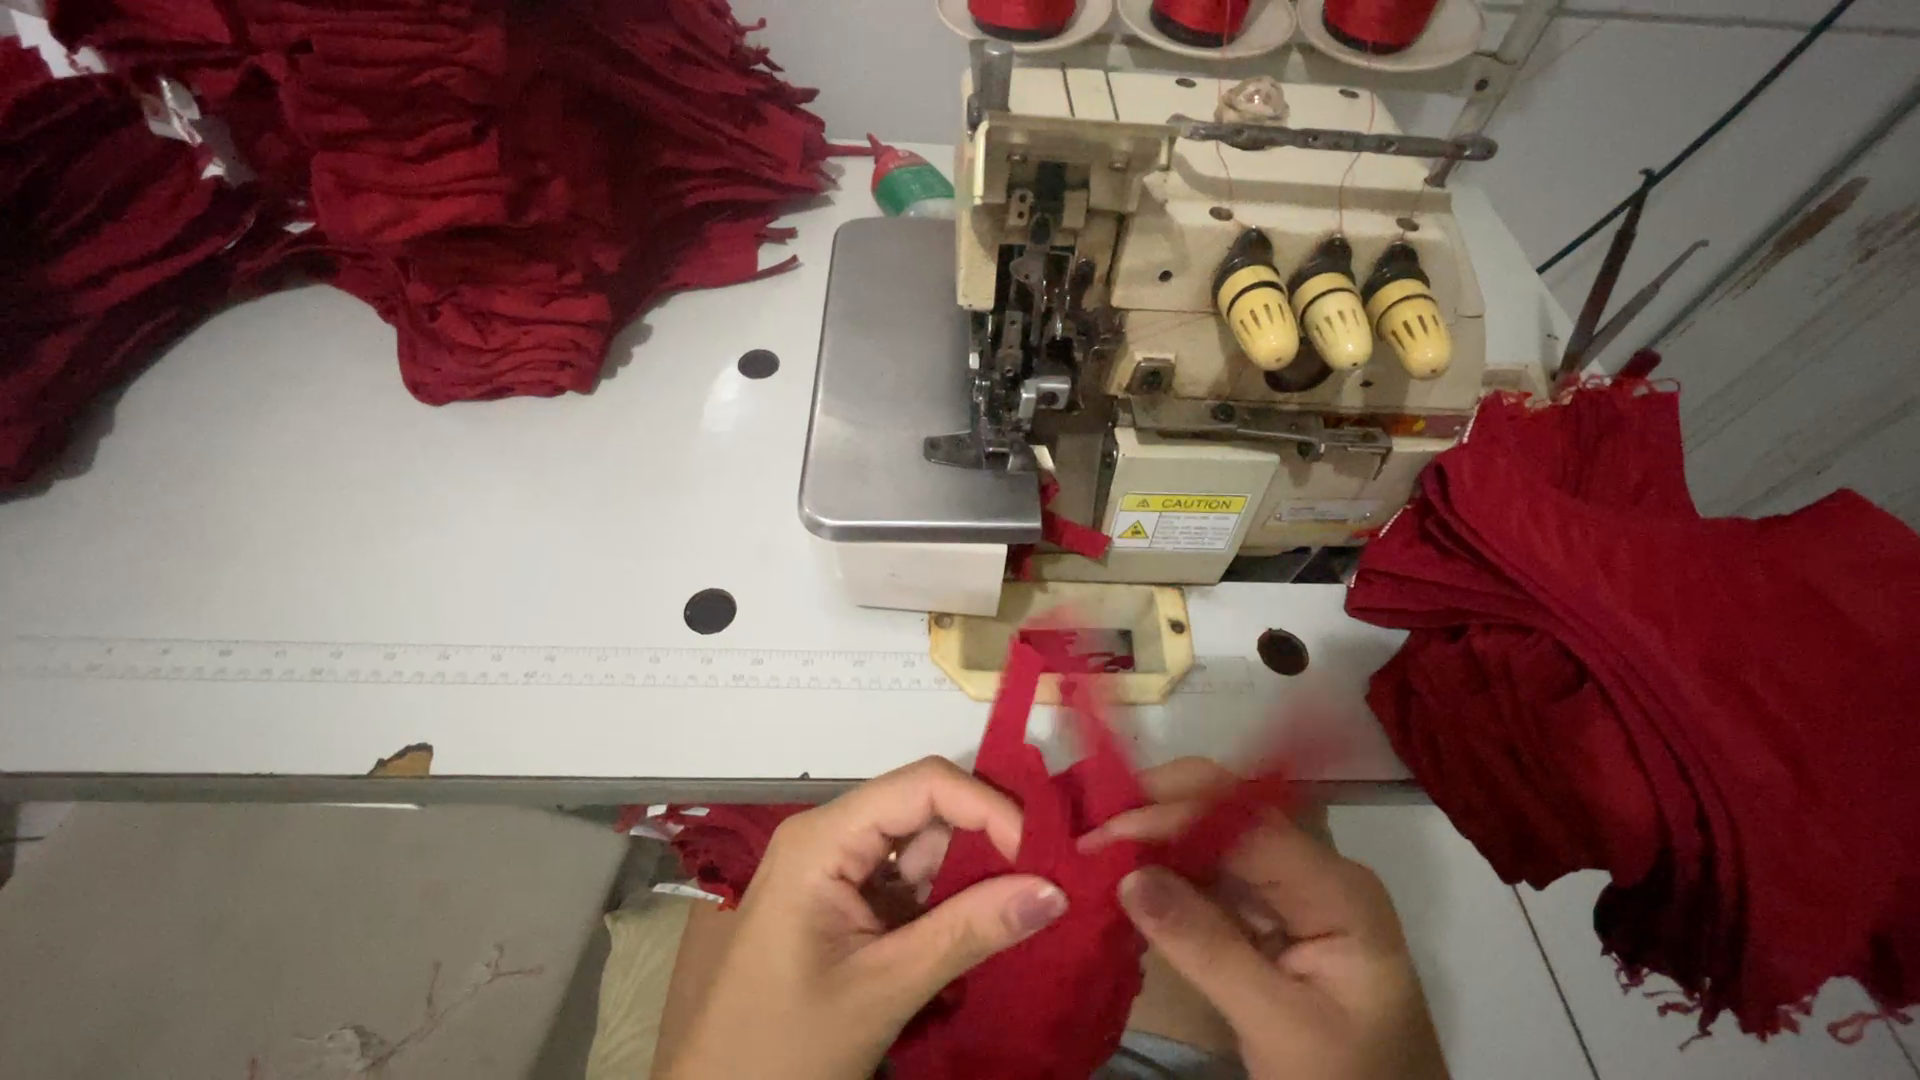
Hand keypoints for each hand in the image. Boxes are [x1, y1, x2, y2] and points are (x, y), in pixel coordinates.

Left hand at [661, 757, 1068, 1079]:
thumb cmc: (784, 1044)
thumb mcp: (884, 987)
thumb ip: (969, 933)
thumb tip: (1055, 890)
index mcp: (824, 838)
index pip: (922, 785)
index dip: (986, 806)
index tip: (1038, 853)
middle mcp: (830, 835)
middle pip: (925, 808)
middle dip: (985, 838)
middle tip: (1046, 876)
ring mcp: (836, 866)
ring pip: (922, 845)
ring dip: (972, 872)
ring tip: (1026, 901)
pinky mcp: (845, 898)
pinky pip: (909, 879)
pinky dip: (948, 898)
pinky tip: (985, 920)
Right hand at [1088, 758, 1448, 1079]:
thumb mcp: (1279, 1028)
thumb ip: (1207, 950)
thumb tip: (1127, 877)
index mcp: (1334, 887)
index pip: (1243, 822)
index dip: (1169, 816)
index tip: (1101, 836)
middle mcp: (1313, 868)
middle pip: (1229, 808)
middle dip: (1156, 806)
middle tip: (1088, 825)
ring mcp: (1290, 886)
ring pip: (1212, 832)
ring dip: (1153, 831)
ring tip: (1094, 840)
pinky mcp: (1267, 909)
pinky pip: (1209, 870)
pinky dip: (1164, 865)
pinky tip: (1124, 869)